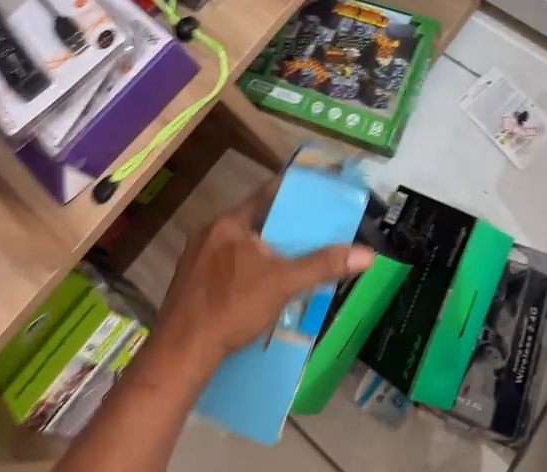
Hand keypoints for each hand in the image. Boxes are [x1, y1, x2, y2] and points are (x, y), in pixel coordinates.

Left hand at [153, 180, 374, 370]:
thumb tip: (367, 254)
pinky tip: (258, 290)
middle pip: (253, 220)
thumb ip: (323, 265)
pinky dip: (245, 272)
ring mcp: (195, 260)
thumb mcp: (283, 283)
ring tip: (289, 263)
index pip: (268, 193)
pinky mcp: (189, 286)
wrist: (180, 354)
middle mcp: (209, 233)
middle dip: (281, 228)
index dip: (294, 192)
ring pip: (238, 246)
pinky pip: (224, 267)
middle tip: (311, 234)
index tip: (318, 195)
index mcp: (230, 222)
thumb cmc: (231, 307)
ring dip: (262, 252)